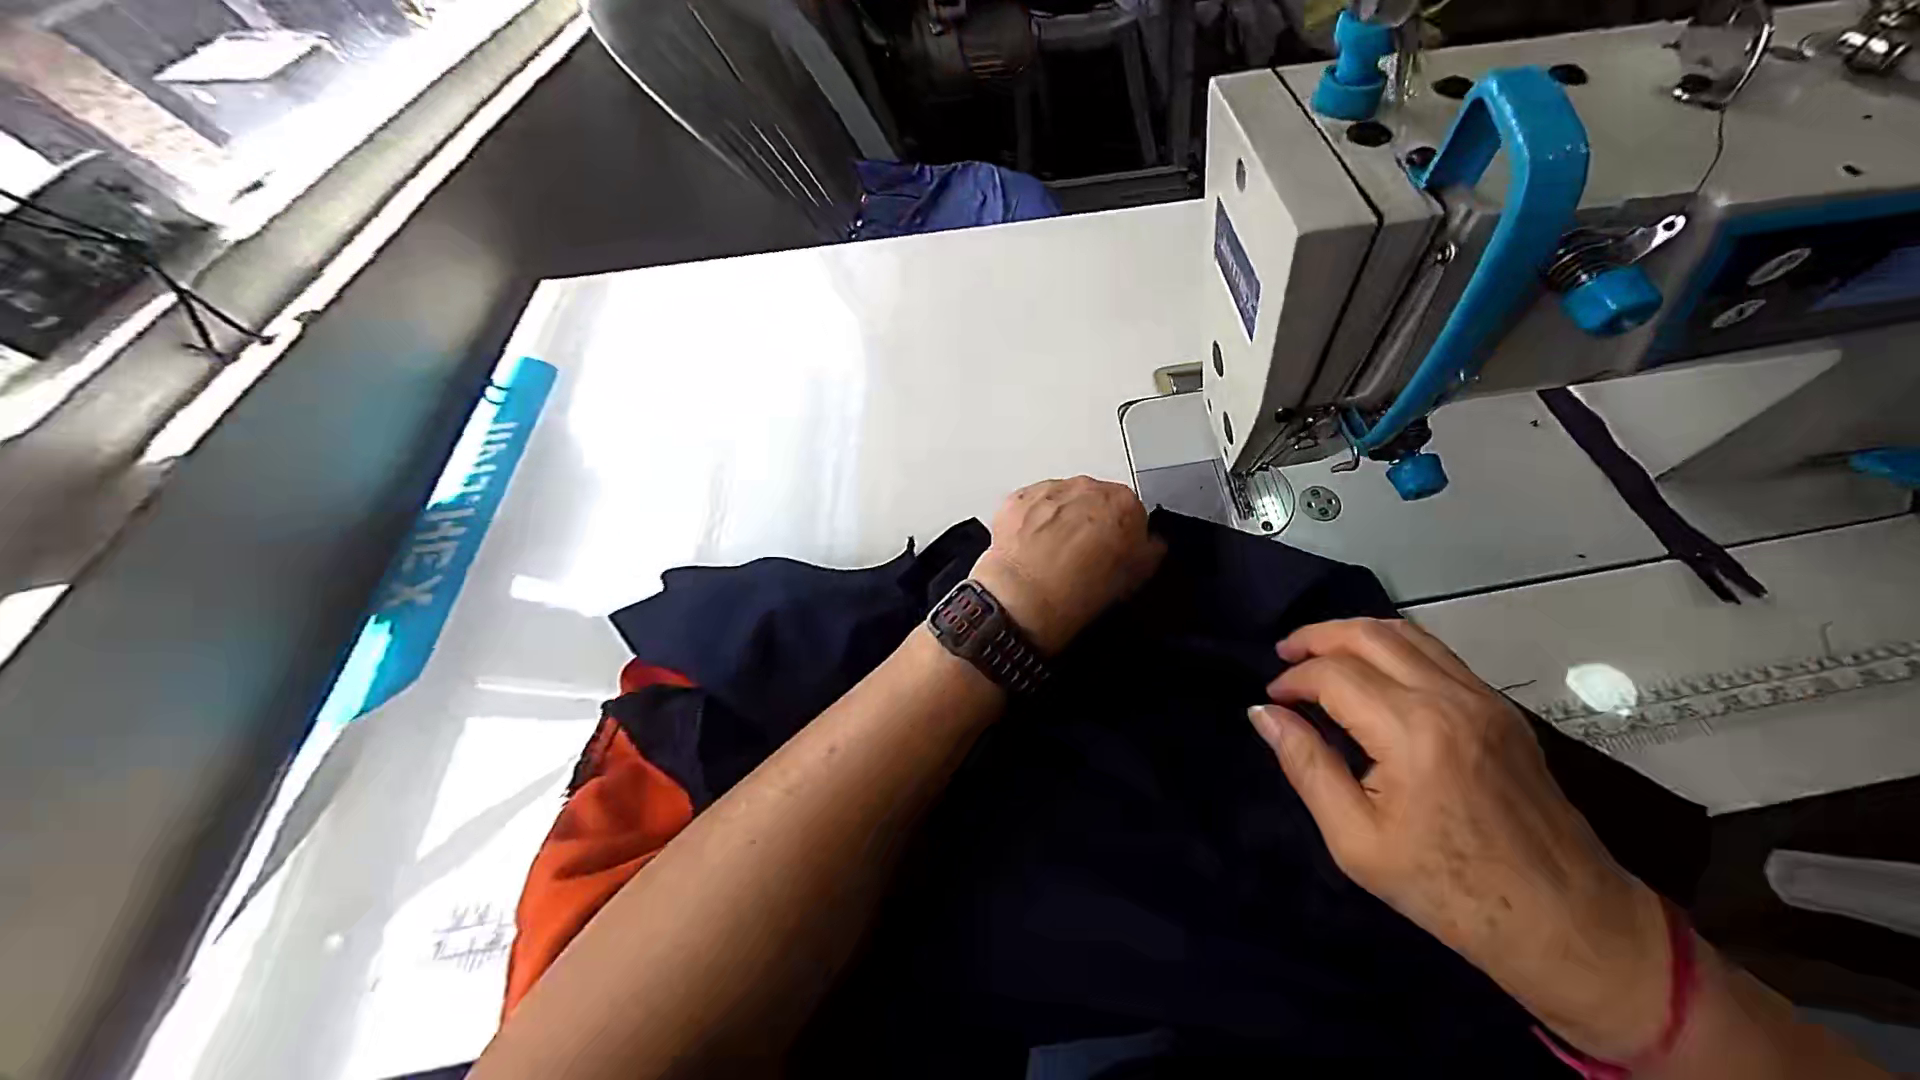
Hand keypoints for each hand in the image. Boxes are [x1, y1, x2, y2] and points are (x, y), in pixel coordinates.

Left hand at [969, 477, 1164, 654]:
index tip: (1113, 553)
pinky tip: (1030, 548)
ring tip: (1052, 555)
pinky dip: (1031, 521)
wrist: (1021, 599)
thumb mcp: (1132, 581)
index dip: (1123, 536)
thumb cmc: (1072, 594)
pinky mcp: (1018, 499)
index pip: (1132, 513)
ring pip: (1062, 500)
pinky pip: (1031, 505)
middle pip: (1095, 501)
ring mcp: (1050, 491)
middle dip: (1090, 524)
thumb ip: (1147, 553)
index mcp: (1123, 504)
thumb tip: (1149, 546)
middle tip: (1081, 556)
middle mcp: (1087, 489)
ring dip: (1060, 521)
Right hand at [1247, 618, 1671, 1062]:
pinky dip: (1391, 647)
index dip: (1291, 680)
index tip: (1270, 702)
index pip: (1333, 674)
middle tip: (1283, 656)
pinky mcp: (1501, 709)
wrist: (1569, 923)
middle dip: (1315, 637)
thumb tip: (1263, 713)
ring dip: (1353, 635)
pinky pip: (1436, 653)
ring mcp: (1483, 699)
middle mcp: (1449, 699)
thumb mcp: (1355, 839)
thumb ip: (1306, 765)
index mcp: (1412, 732)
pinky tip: (1370, 672)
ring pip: (1405, 633)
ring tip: (1319, 655)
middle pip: (1368, 634)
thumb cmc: (1449, 890)